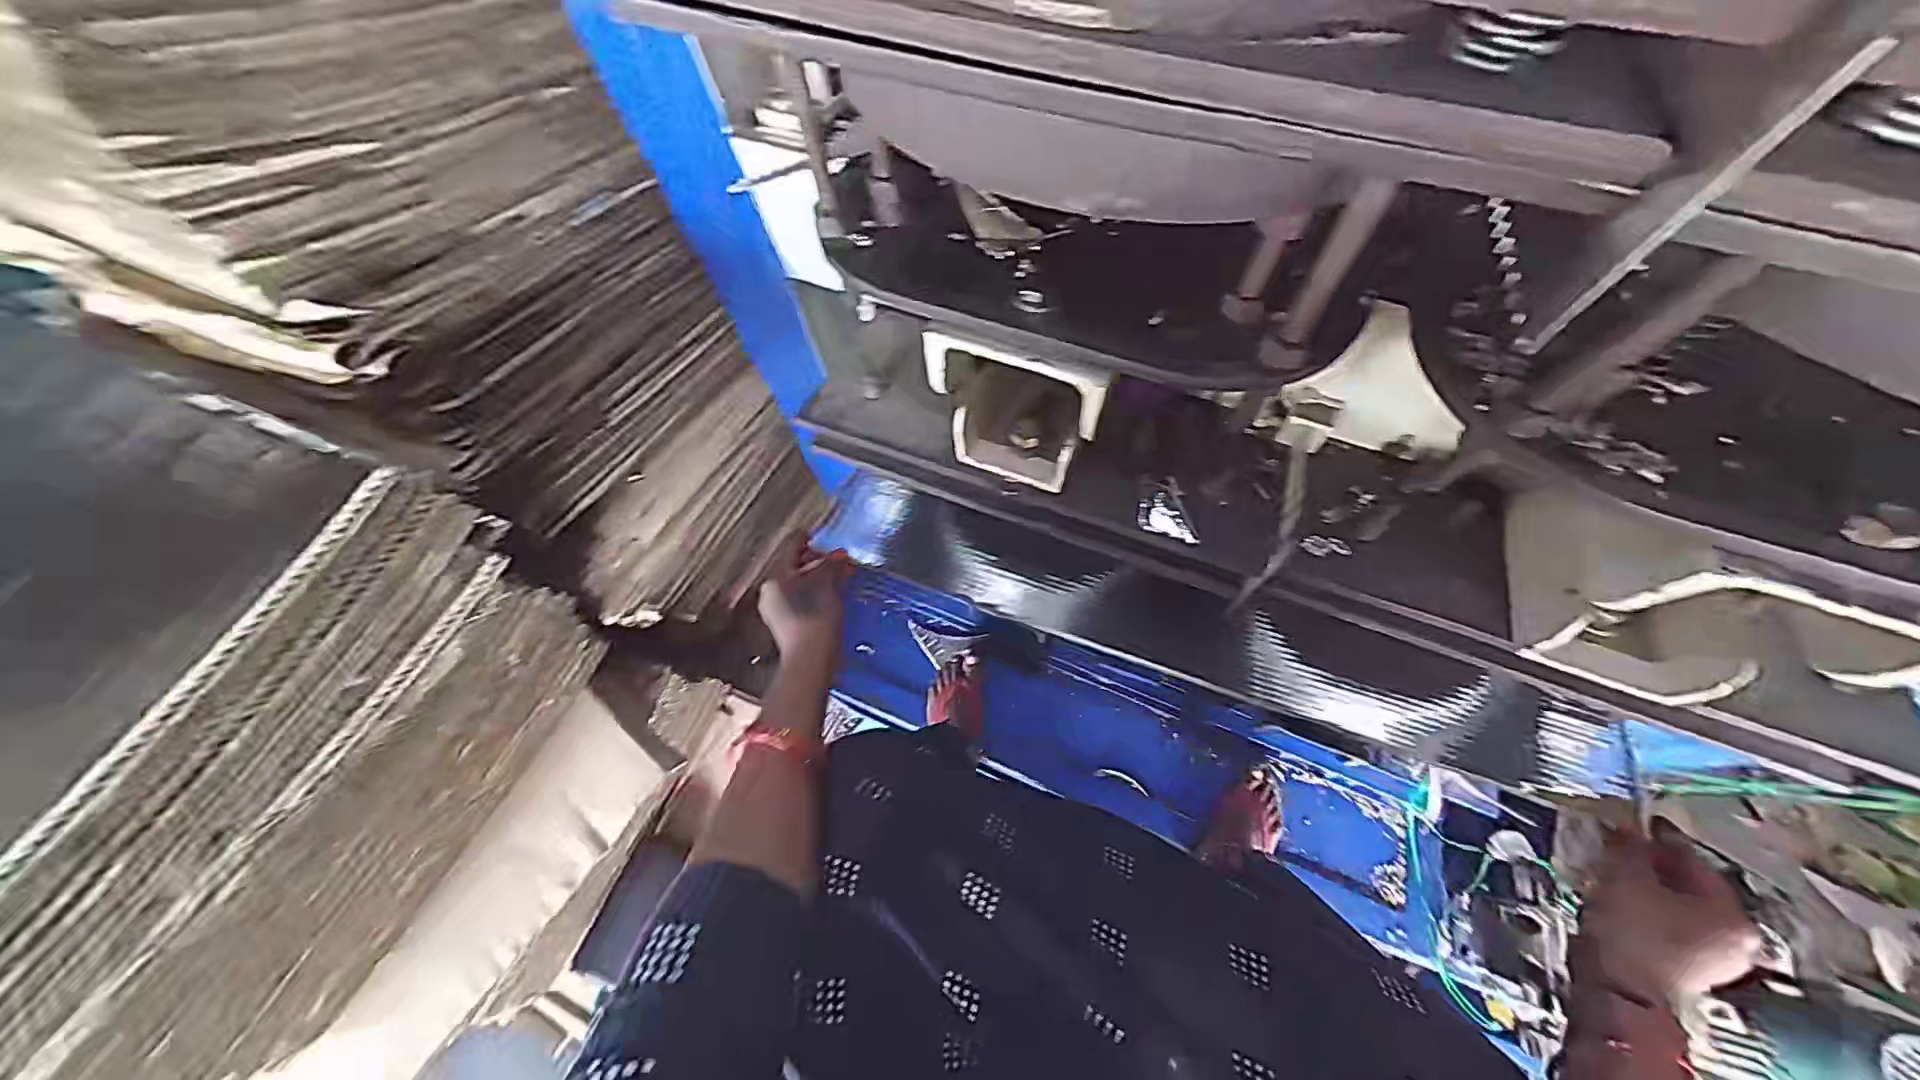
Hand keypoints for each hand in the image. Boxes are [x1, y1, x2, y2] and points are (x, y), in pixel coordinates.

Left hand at [757, 535, 852, 660]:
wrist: (811, 662)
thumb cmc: (817, 620)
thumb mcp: (828, 586)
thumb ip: (832, 565)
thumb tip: (839, 555)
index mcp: (776, 577)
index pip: (791, 547)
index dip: (807, 538)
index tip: (819, 535)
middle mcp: (770, 591)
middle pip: (793, 566)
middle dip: (816, 561)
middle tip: (837, 560)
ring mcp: (775, 610)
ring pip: (796, 583)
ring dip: (816, 578)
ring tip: (838, 577)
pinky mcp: (785, 625)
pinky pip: (799, 599)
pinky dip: (813, 593)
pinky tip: (830, 597)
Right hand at [1578, 818, 1763, 1003]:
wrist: (1619, 987)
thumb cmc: (1630, 929)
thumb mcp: (1625, 876)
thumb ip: (1631, 846)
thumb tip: (1630, 826)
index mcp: (1734, 915)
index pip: (1695, 862)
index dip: (1661, 837)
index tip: (1637, 820)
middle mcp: (1738, 939)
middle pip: (1690, 886)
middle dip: (1653, 864)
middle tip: (1621, 844)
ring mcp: (1716, 958)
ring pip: (1678, 906)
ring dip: (1648, 885)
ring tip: (1615, 869)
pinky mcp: (1688, 968)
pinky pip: (1670, 924)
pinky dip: (1647, 907)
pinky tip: (1621, 898)